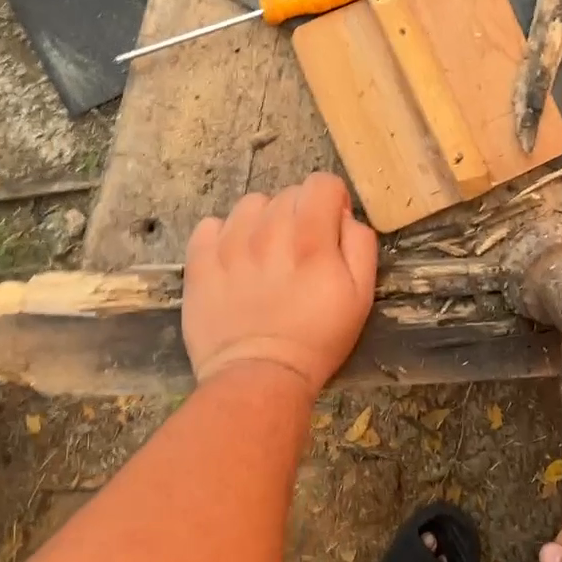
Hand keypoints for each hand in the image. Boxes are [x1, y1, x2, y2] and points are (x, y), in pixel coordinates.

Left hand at [181, 172, 379, 392]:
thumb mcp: (360, 296)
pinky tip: (234, 260)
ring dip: (263, 221)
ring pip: (251, 204)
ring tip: (265, 254)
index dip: (332, 200)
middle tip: (300, 252)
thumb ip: (360, 245)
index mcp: (312, 238)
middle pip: (288, 193)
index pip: (322, 182)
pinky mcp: (200, 262)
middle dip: (300, 214)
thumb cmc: (317, 339)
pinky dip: (223, 235)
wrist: (258, 378)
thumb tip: (344, 216)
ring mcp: (230, 245)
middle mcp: (270, 232)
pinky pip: (211, 225)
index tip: (331, 227)